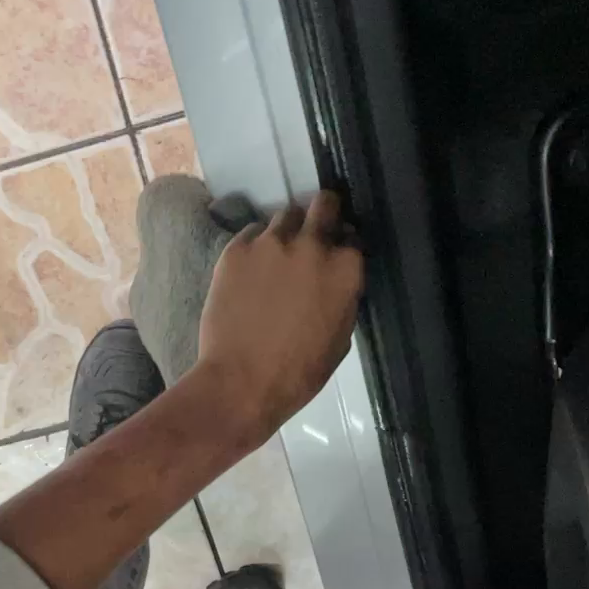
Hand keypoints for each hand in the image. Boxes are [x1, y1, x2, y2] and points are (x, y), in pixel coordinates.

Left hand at [186, 190, 364, 441]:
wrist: (240, 383)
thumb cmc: (298, 375)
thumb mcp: (339, 340)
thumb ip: (343, 300)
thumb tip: (337, 283)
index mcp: (345, 270)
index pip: (353, 238)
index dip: (344, 246)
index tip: (336, 256)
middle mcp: (311, 246)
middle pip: (324, 206)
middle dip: (322, 215)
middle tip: (313, 233)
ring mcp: (271, 244)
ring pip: (285, 215)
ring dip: (287, 232)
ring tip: (276, 258)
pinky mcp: (236, 250)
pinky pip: (251, 233)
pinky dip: (255, 246)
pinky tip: (250, 271)